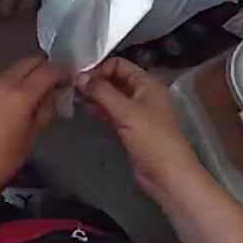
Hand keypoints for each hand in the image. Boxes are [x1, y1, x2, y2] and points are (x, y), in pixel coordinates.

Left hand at [0, 57, 68, 193]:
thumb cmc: (2, 160)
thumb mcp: (30, 137)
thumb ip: (42, 112)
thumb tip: (49, 99)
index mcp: (19, 94)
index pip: (47, 71)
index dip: (62, 73)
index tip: (70, 79)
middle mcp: (2, 82)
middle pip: (30, 62)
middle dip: (45, 69)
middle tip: (55, 84)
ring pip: (15, 68)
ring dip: (29, 75)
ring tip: (37, 94)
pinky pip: (3, 78)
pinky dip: (15, 82)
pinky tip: (18, 100)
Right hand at [78, 58, 206, 199]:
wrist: (169, 177)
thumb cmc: (152, 139)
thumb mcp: (126, 111)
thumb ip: (102, 92)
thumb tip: (79, 76)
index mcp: (147, 84)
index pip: (120, 65)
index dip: (100, 68)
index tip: (80, 76)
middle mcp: (142, 94)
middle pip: (115, 79)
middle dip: (96, 81)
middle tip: (73, 87)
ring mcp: (137, 112)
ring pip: (112, 96)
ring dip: (96, 95)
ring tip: (76, 98)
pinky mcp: (131, 128)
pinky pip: (112, 112)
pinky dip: (100, 109)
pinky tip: (87, 111)